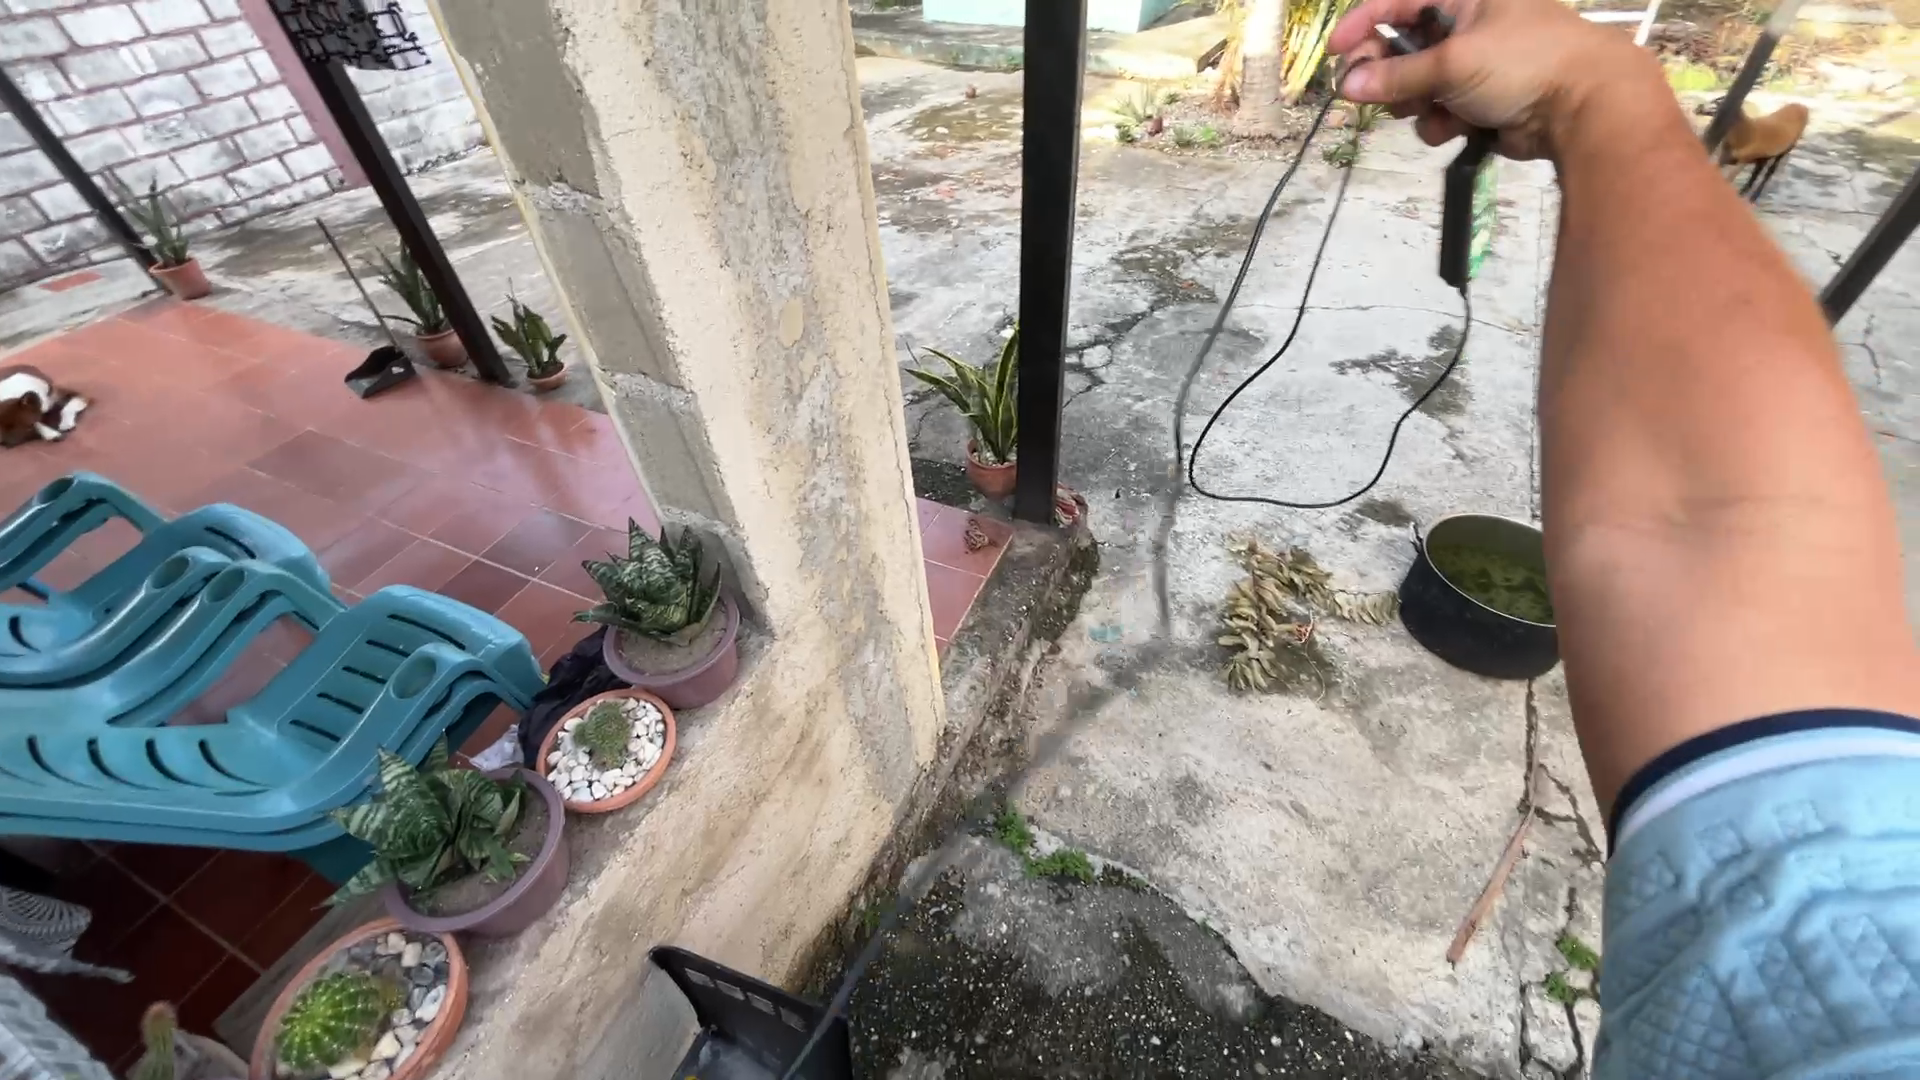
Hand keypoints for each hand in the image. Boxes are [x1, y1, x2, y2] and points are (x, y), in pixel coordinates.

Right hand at [1327, 0, 1662, 160]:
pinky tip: (1457, 127)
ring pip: (1412, 88)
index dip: (1362, 24)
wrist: (1577, 104)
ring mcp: (1468, 63)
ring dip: (1415, 106)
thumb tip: (1346, 86)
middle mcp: (1464, 24)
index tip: (1335, 53)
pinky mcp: (1472, 98)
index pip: (1397, 2)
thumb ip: (1395, 77)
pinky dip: (1437, 123)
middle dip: (1388, 77)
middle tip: (1376, 96)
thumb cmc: (1522, 63)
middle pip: (1399, 50)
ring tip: (1433, 112)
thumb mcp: (1452, 64)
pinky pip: (1433, 112)